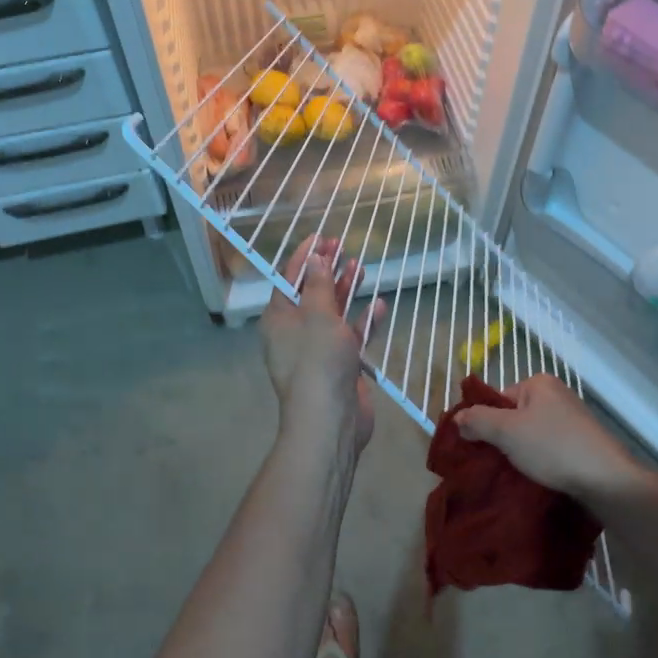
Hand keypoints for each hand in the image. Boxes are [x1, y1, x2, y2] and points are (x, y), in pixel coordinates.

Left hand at [260, 236, 381, 454]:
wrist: (330, 420)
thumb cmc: (317, 361)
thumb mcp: (317, 316)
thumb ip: (319, 286)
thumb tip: (316, 260)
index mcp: (279, 318)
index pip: (289, 279)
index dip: (305, 257)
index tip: (322, 237)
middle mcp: (295, 332)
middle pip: (311, 293)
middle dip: (326, 269)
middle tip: (342, 246)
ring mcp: (318, 350)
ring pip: (332, 312)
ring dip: (345, 290)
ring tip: (360, 267)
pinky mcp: (340, 366)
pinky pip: (351, 336)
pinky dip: (363, 320)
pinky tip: (379, 304)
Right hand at [453, 374, 646, 499]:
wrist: (607, 480)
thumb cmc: (553, 447)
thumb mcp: (507, 432)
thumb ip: (478, 421)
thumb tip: (458, 418)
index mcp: (539, 383)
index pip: (500, 399)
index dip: (489, 423)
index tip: (487, 449)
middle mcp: (558, 394)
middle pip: (517, 416)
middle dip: (507, 440)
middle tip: (501, 464)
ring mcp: (574, 419)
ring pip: (534, 434)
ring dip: (525, 453)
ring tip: (521, 474)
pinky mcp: (585, 443)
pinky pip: (552, 448)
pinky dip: (544, 461)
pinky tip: (541, 478)